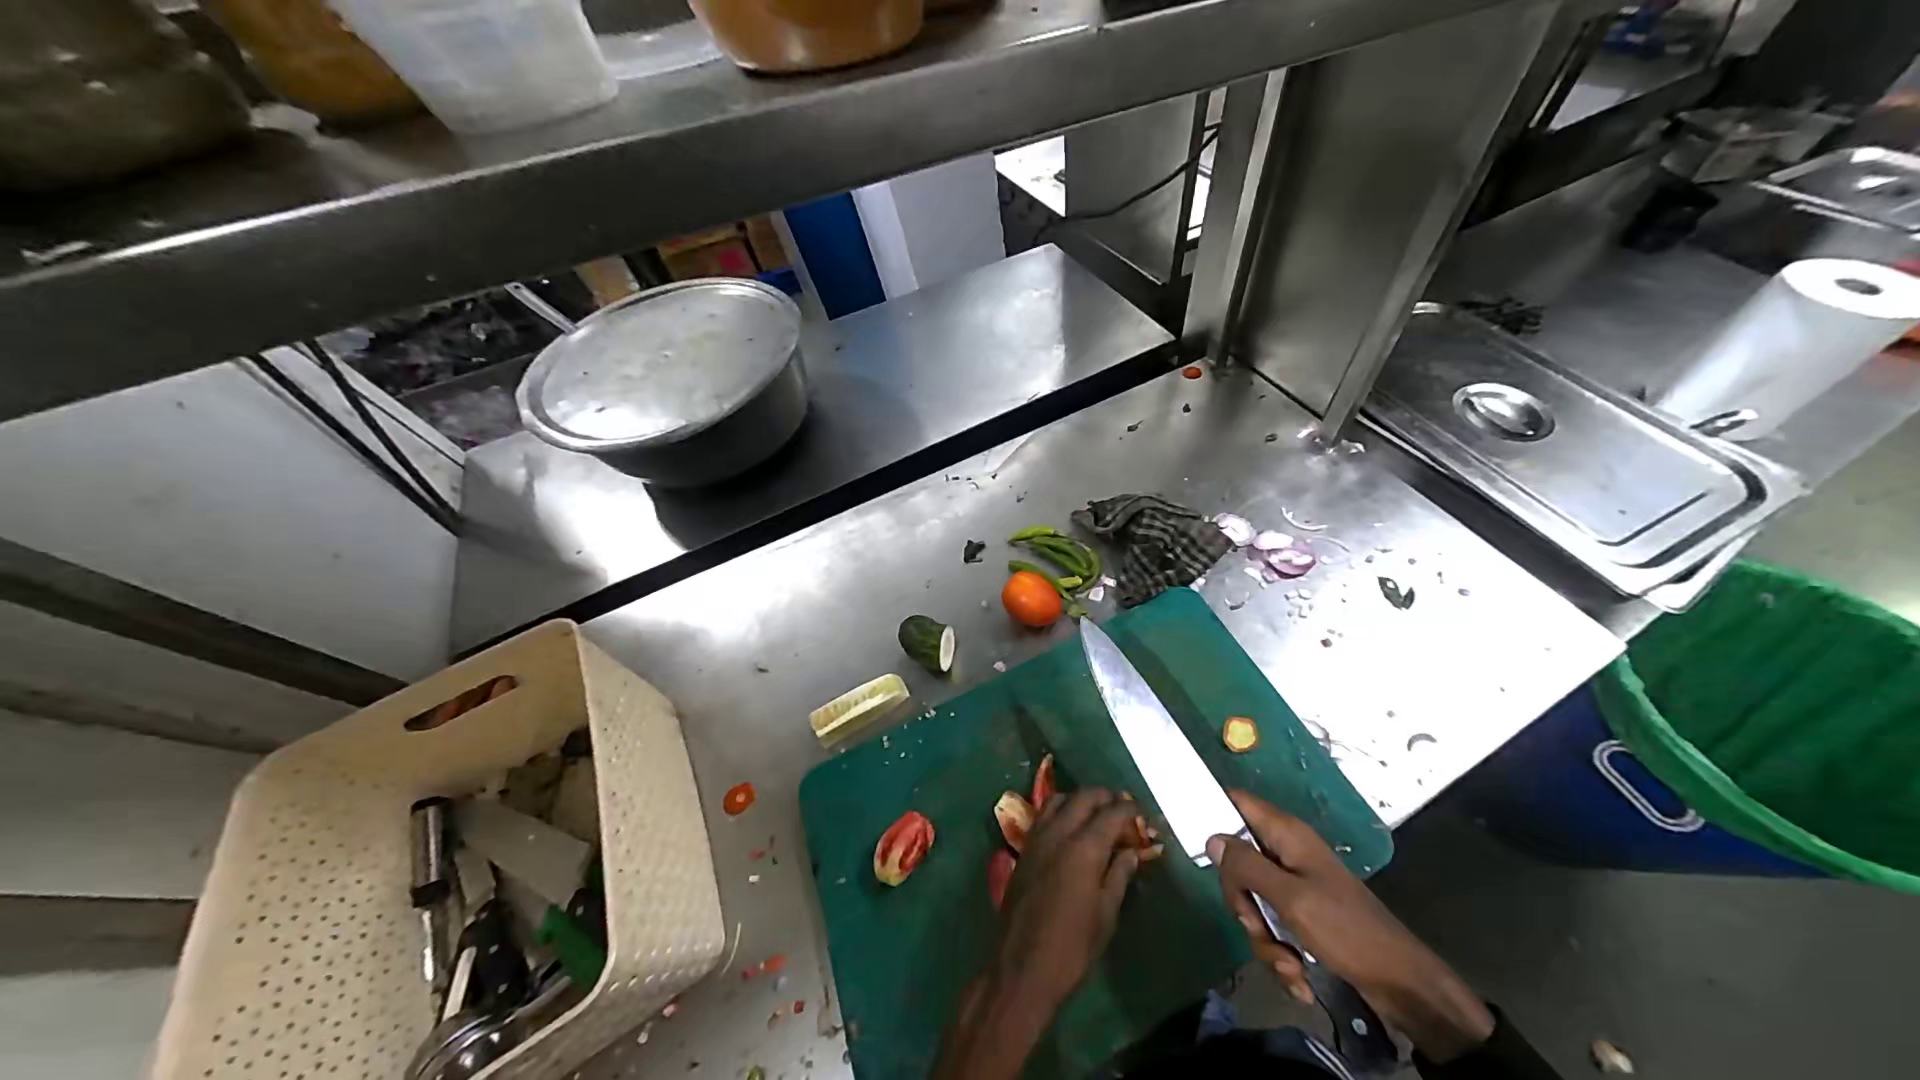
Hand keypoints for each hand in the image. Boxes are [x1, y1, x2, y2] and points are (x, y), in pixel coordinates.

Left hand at [993, 788, 1143, 1006]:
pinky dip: (1062, 811)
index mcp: (1084, 847)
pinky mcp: (1024, 849)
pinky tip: (1073, 830)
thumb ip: (1119, 874)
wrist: (1022, 967)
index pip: (1112, 812)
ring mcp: (1036, 838)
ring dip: (1081, 800)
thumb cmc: (1073, 947)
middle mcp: (1058, 832)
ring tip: (1098, 816)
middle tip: (1124, 811)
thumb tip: (1131, 851)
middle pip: (1084, 796)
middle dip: (1106, 797)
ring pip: (1060, 799)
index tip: (1144, 816)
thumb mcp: (1106, 913)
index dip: (1131, 810)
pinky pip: (1044, 815)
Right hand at [1207, 790, 1494, 1061]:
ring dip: (1263, 938)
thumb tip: (1212, 838)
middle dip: (1242, 901)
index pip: (1237, 802)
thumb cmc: (1346, 930)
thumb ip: (1246, 866)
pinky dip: (1278, 952)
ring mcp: (1294, 883)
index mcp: (1286, 834)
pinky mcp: (1301, 913)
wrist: (1401, 984)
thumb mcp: (1290, 897)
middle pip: (1237, 861)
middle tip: (1256, 924)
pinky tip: (1297, 976)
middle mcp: (1287, 852)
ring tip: (1288, 964)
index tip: (1193, 838)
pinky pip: (1271, 925)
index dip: (1213, 811)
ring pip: (1252, 899)